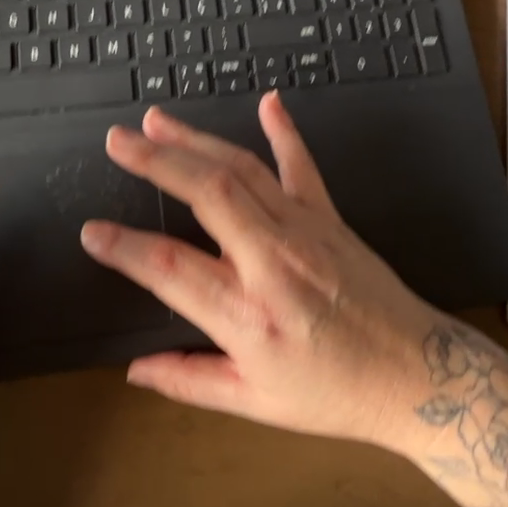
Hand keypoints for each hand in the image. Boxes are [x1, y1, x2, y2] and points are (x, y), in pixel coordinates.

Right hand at [79, 92, 441, 451]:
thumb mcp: (255, 404)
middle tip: (118, 141)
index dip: (124, 248)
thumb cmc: (335, 393)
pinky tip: (267, 102)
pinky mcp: (329, 216)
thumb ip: (188, 380)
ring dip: (196, 139)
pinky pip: (302, 164)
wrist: (415, 375)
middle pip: (206, 193)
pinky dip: (283, 130)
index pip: (170, 268)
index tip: (92, 231)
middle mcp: (273, 261)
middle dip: (156, 161)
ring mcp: (304, 229)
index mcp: (249, 314)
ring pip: (242, 169)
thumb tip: (135, 370)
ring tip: (157, 121)